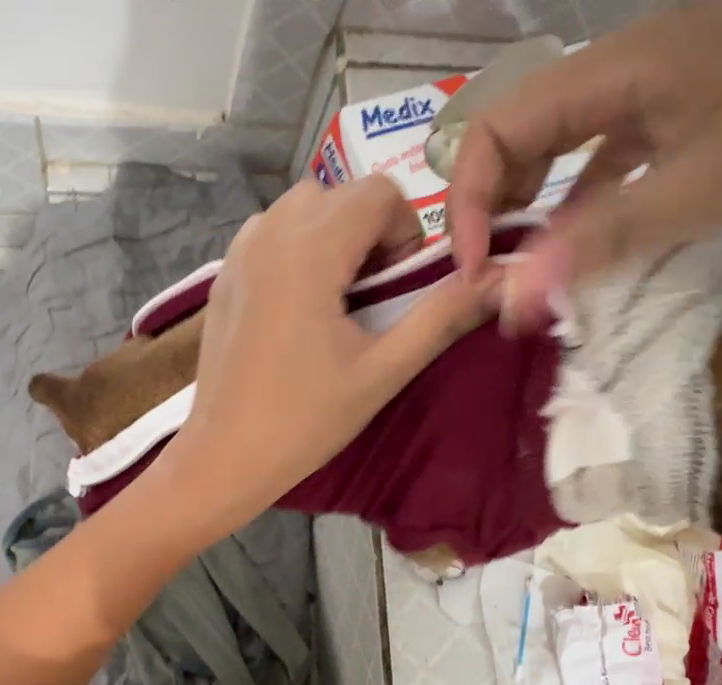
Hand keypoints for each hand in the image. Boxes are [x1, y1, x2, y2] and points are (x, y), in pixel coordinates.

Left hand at [153, 176, 486, 537]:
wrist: (223, 456)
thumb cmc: (305, 419)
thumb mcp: (383, 371)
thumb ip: (442, 316)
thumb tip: (500, 280)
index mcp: (310, 248)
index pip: (379, 190)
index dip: (404, 231)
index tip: (397, 288)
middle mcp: (269, 232)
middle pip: (341, 194)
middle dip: (369, 234)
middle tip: (370, 300)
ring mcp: (238, 252)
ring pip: (302, 209)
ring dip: (332, 239)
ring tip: (335, 304)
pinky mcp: (222, 276)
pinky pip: (271, 234)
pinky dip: (296, 252)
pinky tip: (296, 311)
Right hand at [448, 0, 721, 321]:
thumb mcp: (711, 180)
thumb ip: (605, 239)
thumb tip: (511, 302)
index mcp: (605, 76)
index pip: (490, 134)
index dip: (466, 205)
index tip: (479, 275)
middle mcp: (614, 80)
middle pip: (514, 144)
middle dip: (491, 215)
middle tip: (495, 284)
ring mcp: (651, 96)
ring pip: (560, 158)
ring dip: (536, 220)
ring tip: (532, 284)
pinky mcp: (686, 117)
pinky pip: (609, 167)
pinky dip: (588, 215)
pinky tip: (594, 258)